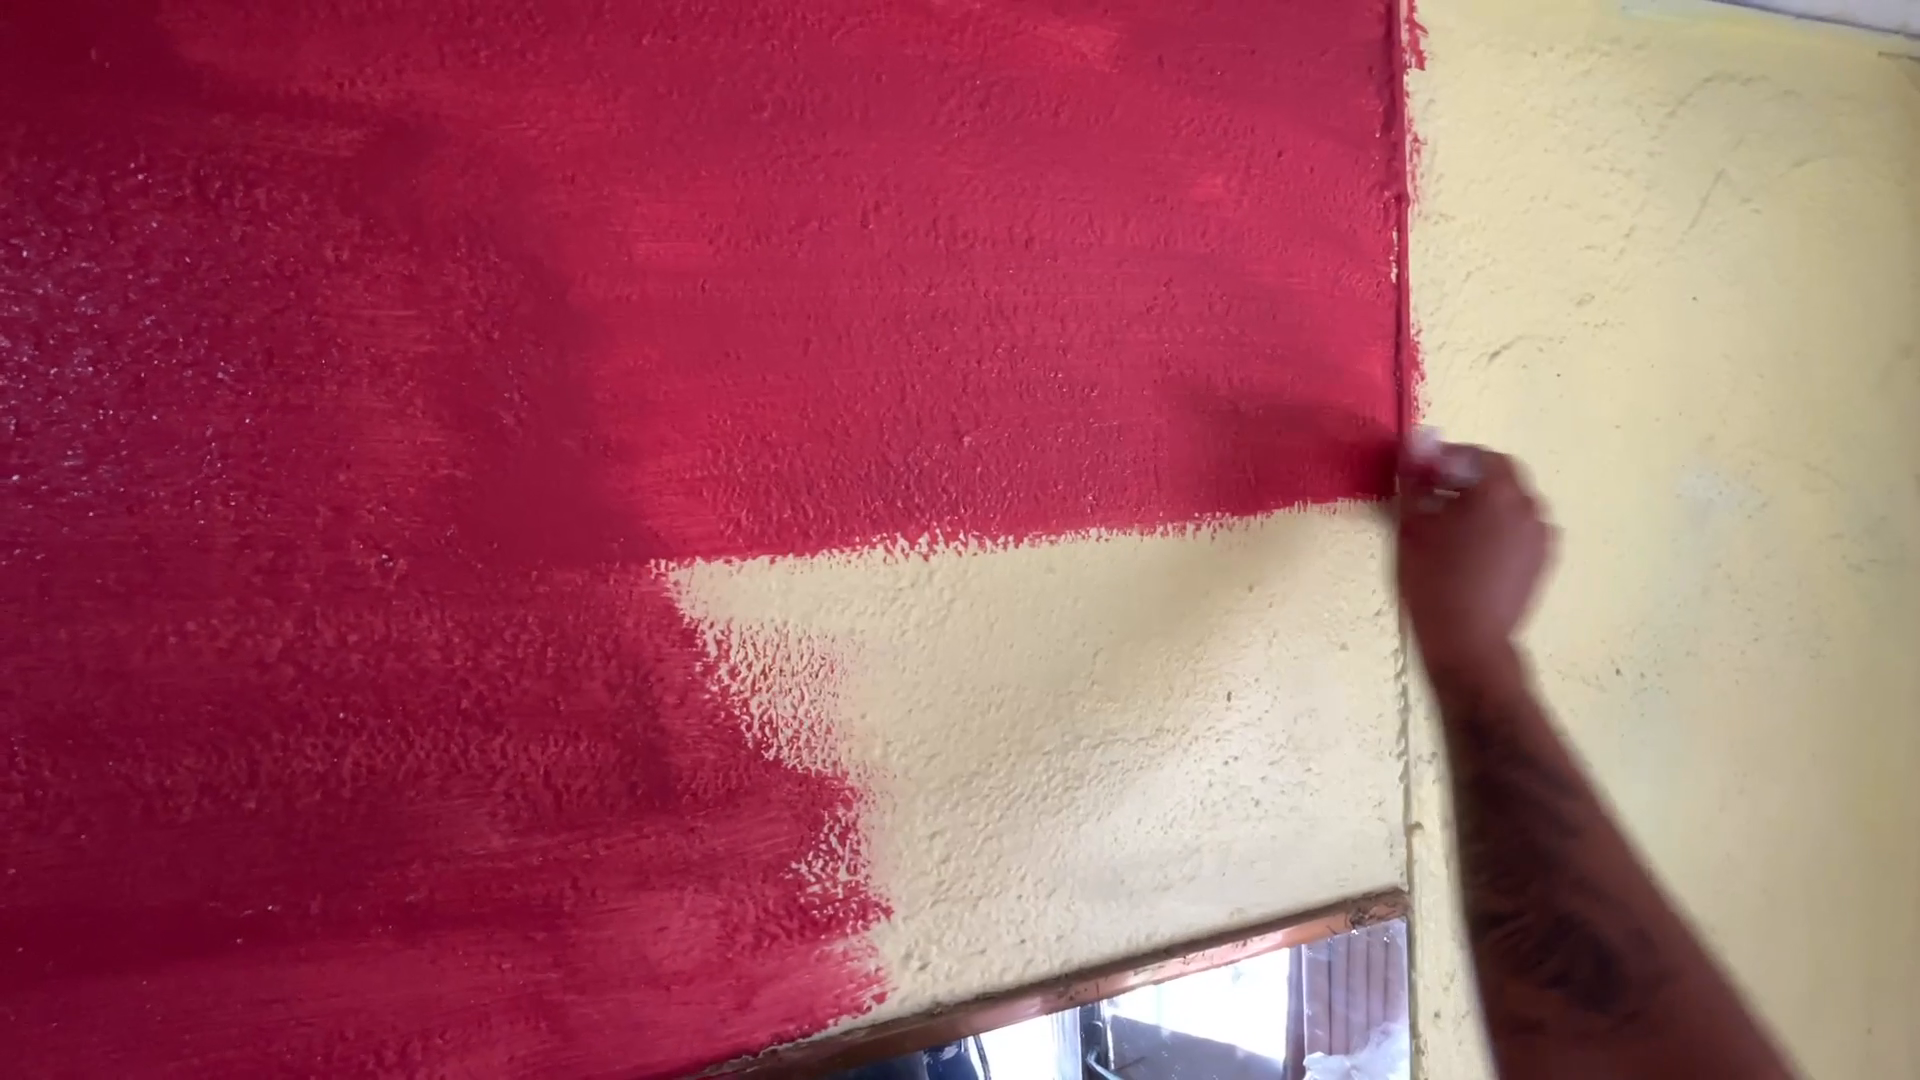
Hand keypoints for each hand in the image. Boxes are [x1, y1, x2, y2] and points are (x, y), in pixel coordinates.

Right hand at [1396, 435, 1554, 681]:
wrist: (1468, 639)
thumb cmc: (1431, 580)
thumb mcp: (1411, 527)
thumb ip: (1415, 481)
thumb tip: (1415, 446)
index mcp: (1497, 493)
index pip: (1477, 454)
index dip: (1446, 458)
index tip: (1419, 473)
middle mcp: (1529, 506)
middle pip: (1498, 476)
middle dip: (1465, 479)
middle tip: (1430, 498)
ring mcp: (1542, 535)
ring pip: (1510, 503)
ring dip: (1481, 503)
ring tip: (1447, 528)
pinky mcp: (1542, 559)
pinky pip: (1518, 528)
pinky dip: (1494, 527)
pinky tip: (1467, 551)